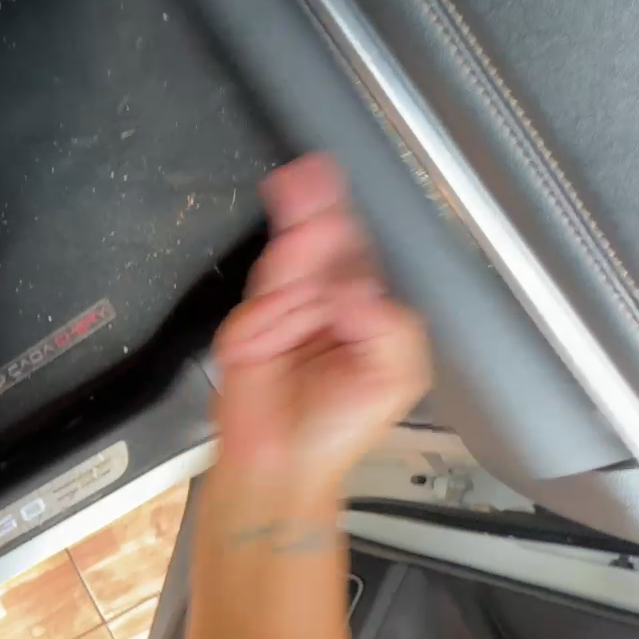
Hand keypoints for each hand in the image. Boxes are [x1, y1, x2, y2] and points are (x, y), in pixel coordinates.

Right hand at [214, 154, 430, 486]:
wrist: (284, 462)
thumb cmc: (338, 426)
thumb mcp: (396, 374)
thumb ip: (389, 327)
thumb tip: (352, 292)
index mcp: (354, 310)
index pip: (349, 253)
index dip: (340, 215)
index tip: (326, 179)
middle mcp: (314, 308)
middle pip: (311, 248)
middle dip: (308, 210)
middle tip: (302, 177)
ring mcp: (275, 320)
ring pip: (282, 272)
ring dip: (291, 248)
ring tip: (298, 233)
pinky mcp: (242, 338)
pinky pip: (256, 313)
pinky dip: (271, 317)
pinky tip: (284, 325)